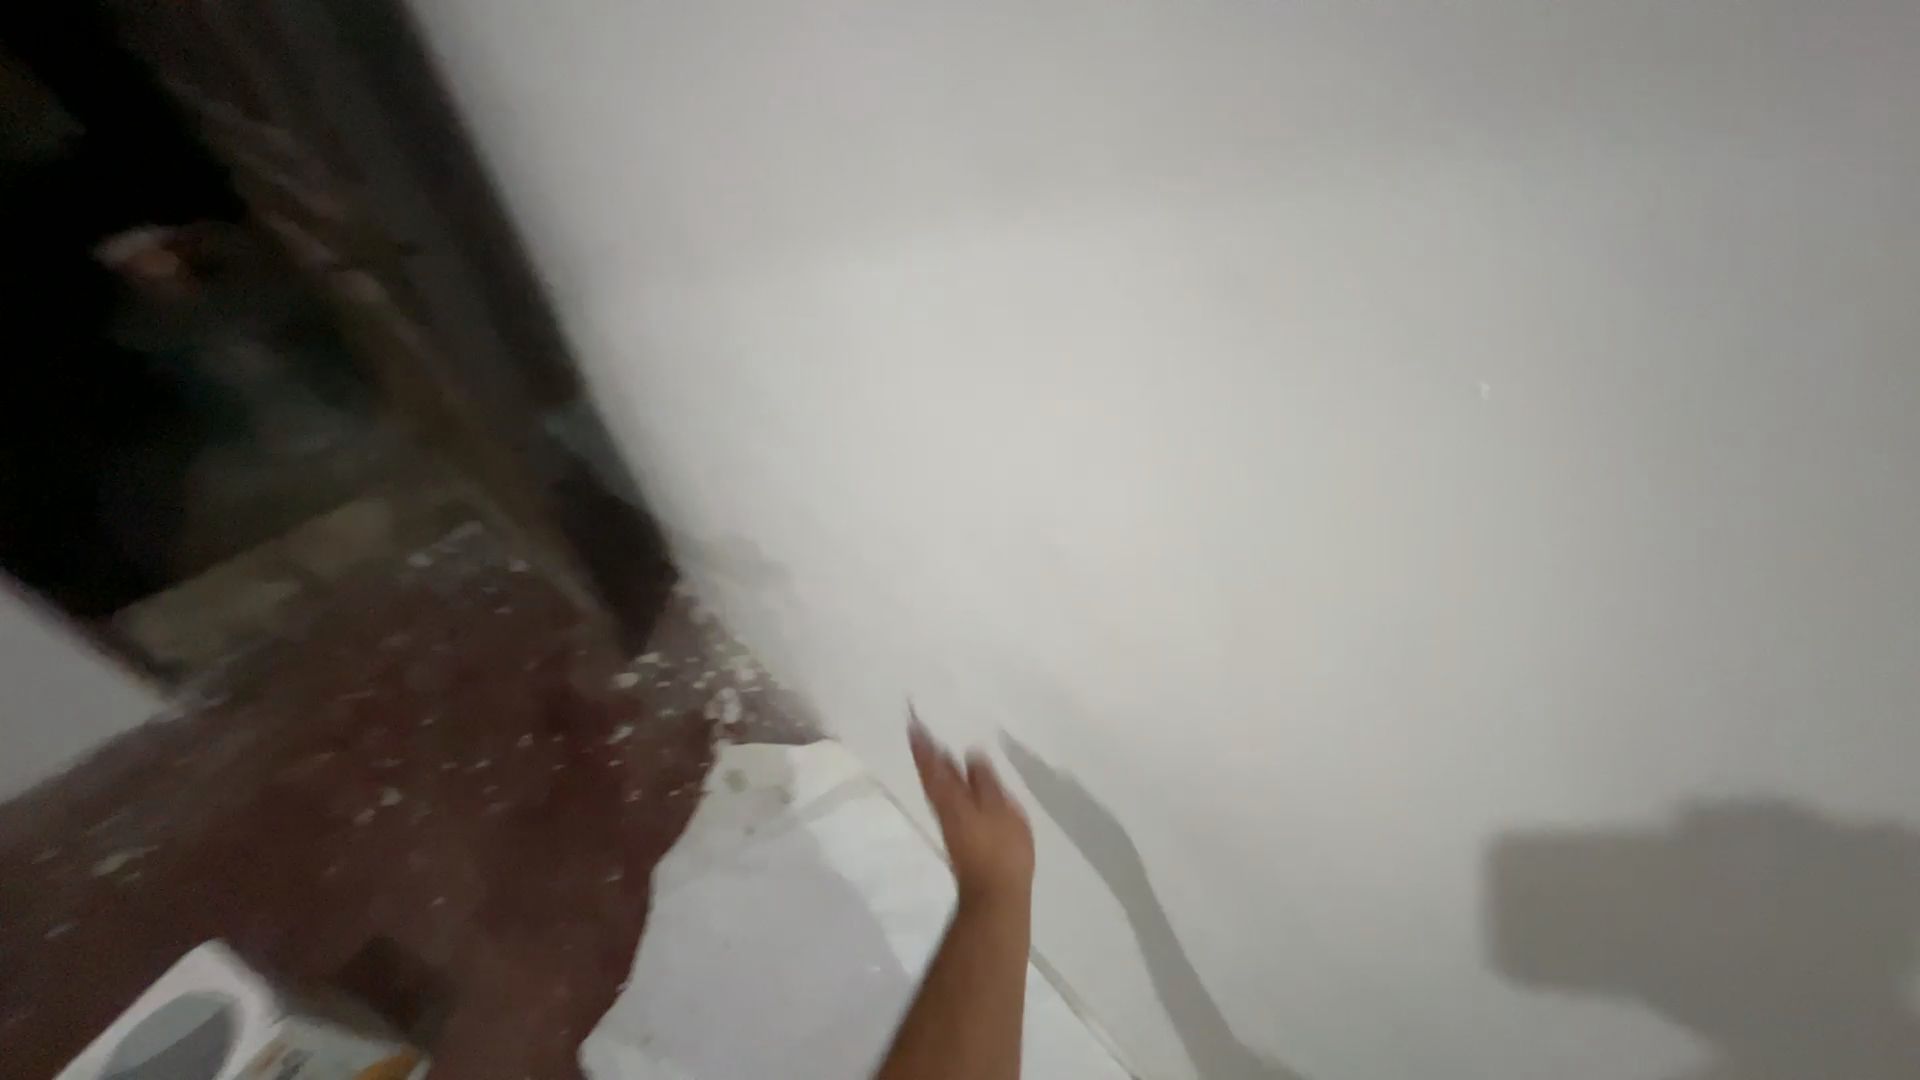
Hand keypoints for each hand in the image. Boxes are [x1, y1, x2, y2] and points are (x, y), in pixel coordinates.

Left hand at [909, 709, 1034, 906]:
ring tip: (932, 745)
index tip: (912, 722)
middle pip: (930, 773)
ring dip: (933, 765)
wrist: (995, 894)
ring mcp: (949, 820)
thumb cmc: (1001, 848)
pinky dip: (945, 781)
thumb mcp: (1000, 808)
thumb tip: (971, 754)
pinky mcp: (957, 832)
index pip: (933, 763)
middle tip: (917, 728)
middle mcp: (944, 806)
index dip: (923, 743)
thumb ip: (985, 780)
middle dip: (924, 751)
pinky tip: (954, 778)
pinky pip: (946, 797)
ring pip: (936, 786)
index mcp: (951, 796)